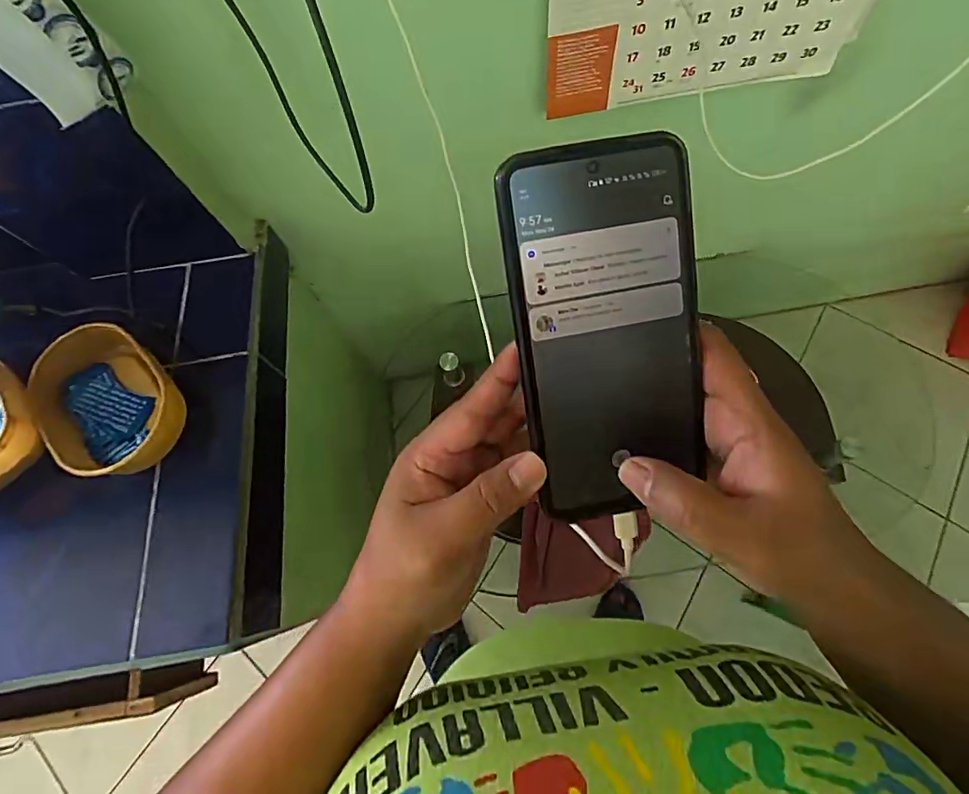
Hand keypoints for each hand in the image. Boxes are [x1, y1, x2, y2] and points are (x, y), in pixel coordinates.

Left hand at [342, 344, 545, 643]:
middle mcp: (452, 459)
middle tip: (565, 373)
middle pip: (493, 422)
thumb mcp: (444, 532)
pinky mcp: (483, 503)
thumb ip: (490, 496)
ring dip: (534, 431)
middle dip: (523, 398)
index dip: (498, 378)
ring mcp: (469, 481)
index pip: (470, 409)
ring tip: (573, 405)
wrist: (396, 620)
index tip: (524, 347)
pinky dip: (534, 465)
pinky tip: (560, 454)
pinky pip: (512, 475)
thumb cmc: (405, 571)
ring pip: (506, 446)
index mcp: (432, 454)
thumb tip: (537, 461)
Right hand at [617, 322, 878, 606]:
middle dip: (652, 362)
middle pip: (694, 377)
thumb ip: (680, 501)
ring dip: (651, 400)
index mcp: (751, 423)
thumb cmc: (800, 555)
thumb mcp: (737, 534)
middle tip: (596, 355)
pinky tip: (622, 441)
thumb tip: (625, 465)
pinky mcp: (724, 468)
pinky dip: (657, 434)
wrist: (837, 593)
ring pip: (686, 409)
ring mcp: (731, 446)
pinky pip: (684, 439)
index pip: (718, 356)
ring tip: (597, 390)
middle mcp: (739, 425)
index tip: (636, 314)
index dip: (684, 328)